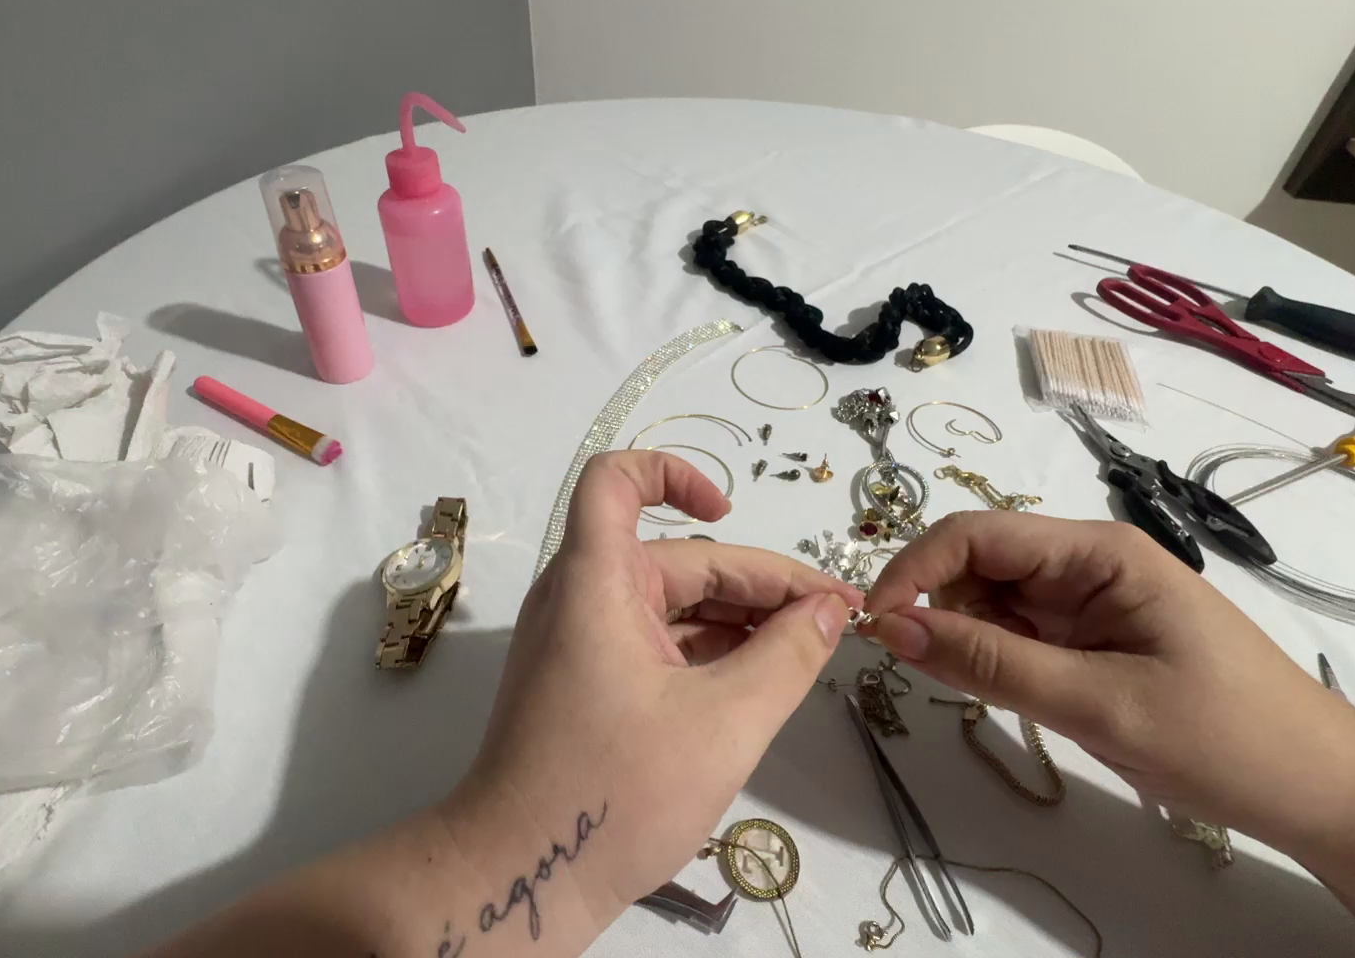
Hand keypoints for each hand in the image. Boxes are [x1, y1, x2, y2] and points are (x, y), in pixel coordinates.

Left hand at [448, 450, 862, 929]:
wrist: (518, 880)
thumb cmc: (614, 793)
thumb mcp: (724, 724)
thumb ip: (788, 655)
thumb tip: (829, 609)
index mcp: (596, 579)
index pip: (615, 479)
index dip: (673, 474)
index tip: (731, 512)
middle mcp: (582, 594)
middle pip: (679, 557)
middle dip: (757, 580)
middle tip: (836, 616)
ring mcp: (583, 639)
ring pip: (673, 602)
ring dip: (740, 617)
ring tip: (812, 647)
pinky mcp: (589, 678)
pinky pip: (657, 640)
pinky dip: (709, 649)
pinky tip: (762, 675)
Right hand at [862, 511, 1346, 829]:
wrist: (1329, 798)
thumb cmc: (1227, 739)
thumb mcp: (1098, 703)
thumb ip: (988, 662)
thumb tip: (889, 627)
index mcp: (1096, 551)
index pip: (975, 535)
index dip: (915, 569)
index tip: (877, 624)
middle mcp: (1083, 561)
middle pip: (975, 562)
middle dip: (936, 605)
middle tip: (922, 665)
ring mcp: (1083, 598)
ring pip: (986, 598)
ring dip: (962, 634)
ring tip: (978, 686)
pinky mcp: (1084, 633)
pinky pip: (1011, 630)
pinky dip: (988, 655)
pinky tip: (1003, 688)